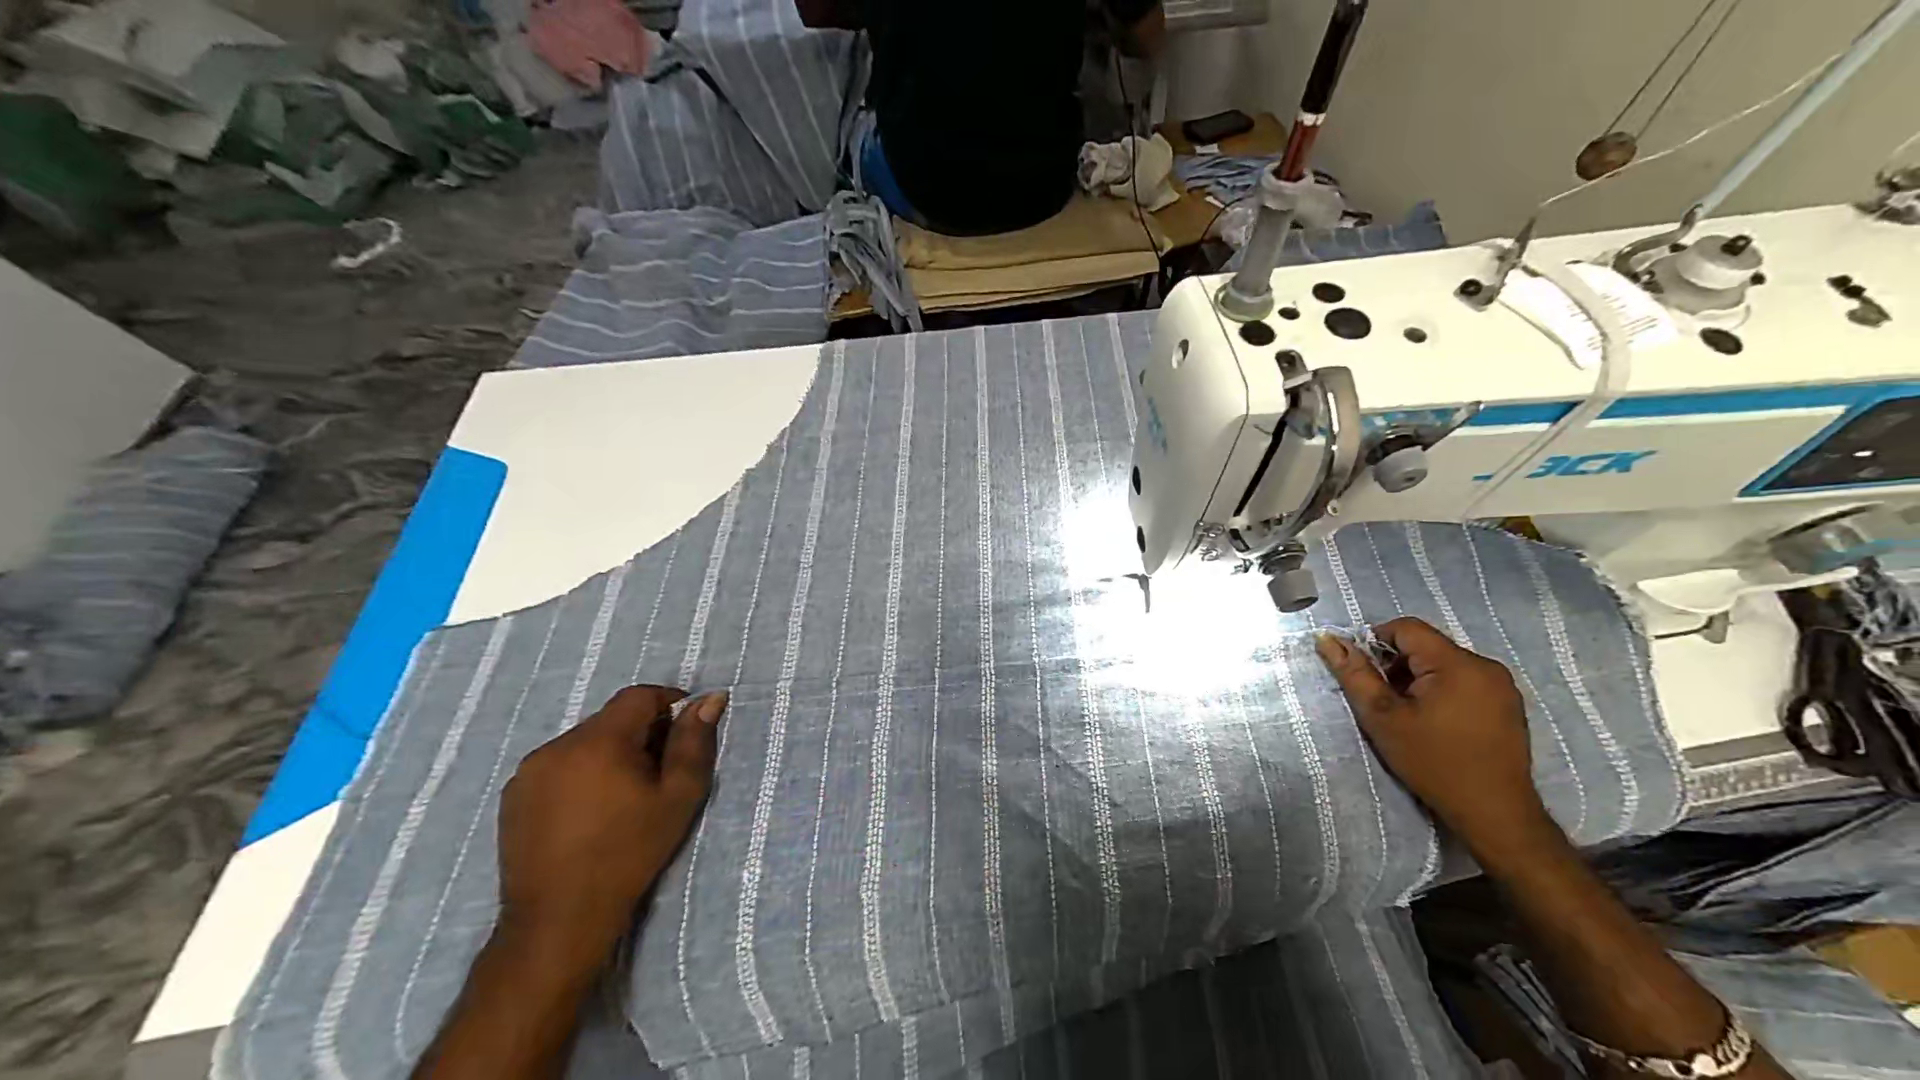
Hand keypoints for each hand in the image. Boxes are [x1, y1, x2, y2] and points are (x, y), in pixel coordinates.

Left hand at [497, 685, 726, 962]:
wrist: (560, 919)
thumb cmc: (630, 853)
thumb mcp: (678, 797)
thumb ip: (694, 743)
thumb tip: (710, 699)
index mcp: (599, 741)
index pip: (638, 696)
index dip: (667, 703)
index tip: (684, 729)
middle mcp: (558, 745)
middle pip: (610, 719)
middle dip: (640, 732)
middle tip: (659, 770)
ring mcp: (529, 771)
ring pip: (583, 742)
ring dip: (609, 753)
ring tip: (623, 794)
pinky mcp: (513, 796)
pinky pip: (557, 765)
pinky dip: (580, 773)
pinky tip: (590, 811)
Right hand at [1315, 618, 1551, 858]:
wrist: (1493, 813)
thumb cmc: (1432, 761)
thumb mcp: (1382, 716)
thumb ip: (1354, 673)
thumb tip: (1327, 638)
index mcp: (1457, 663)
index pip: (1406, 628)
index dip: (1376, 642)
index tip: (1363, 673)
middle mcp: (1485, 666)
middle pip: (1426, 645)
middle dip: (1396, 664)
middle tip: (1382, 699)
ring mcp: (1502, 686)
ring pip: (1444, 664)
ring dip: (1417, 678)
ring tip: (1406, 714)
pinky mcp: (1508, 705)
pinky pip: (1464, 681)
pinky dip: (1440, 690)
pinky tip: (1433, 722)